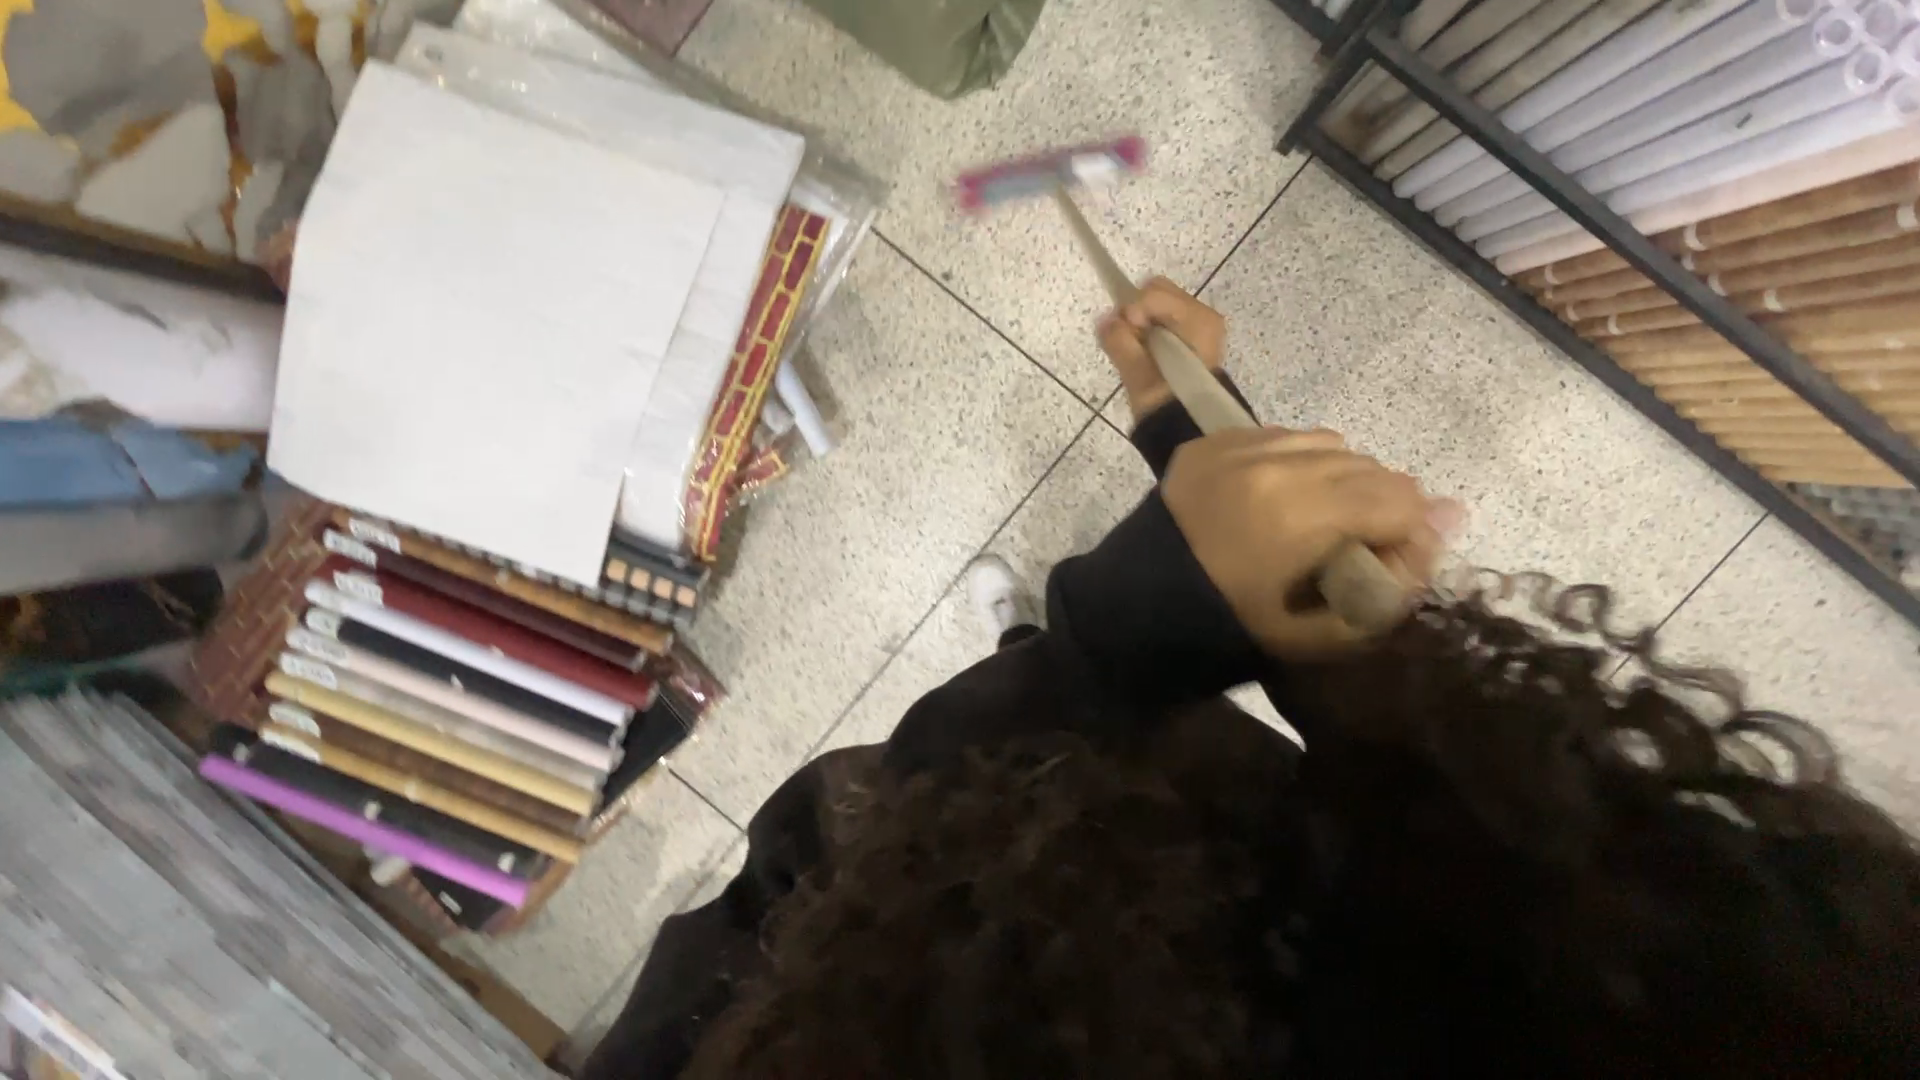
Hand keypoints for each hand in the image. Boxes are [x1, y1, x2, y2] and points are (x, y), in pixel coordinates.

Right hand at [1096, 277, 1224, 422]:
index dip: (1133, 309)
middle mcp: (1201, 317)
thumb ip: (1119, 341)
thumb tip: (1104, 320)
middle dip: (1134, 314)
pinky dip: (1145, 335)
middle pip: (1155, 294)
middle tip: (1127, 341)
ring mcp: (1195, 329)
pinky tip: (1142, 357)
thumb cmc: (1167, 402)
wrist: (1189, 432)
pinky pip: (1159, 325)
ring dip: (1138, 327)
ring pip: (1155, 309)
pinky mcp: (1186, 343)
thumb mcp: (1140, 373)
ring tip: (1134, 354)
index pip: (1154, 293)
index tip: (1126, 331)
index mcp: (1198, 319)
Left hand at [1161, 427, 1460, 656]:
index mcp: (1303, 513)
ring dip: (1336, 477)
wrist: (1142, 600)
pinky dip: (1294, 462)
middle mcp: (1275, 465)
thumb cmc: (1233, 624)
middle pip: (1369, 468)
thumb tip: (1452, 516)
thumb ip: (1395, 581)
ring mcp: (1239, 447)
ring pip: (1329, 444)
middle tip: (1348, 541)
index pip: (1400, 500)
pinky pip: (1281, 436)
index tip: (1380, 560)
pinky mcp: (1212, 442)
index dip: (1406, 534)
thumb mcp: (1321, 629)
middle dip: (1375, 505)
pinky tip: (1274, 497)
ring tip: (1311, 516)